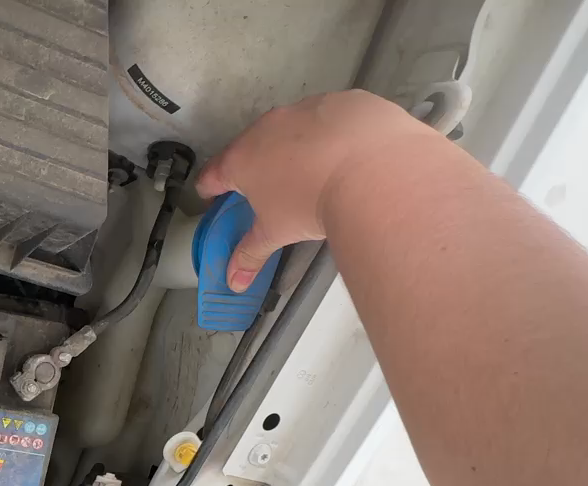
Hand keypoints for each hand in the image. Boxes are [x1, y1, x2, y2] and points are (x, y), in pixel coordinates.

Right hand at [196, 90, 446, 290]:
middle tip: (267, 191)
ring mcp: (308, 108)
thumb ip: (249, 256)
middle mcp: (269, 127)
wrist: (376, 172)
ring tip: (310, 173)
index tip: (217, 199)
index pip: (211, 174)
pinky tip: (343, 156)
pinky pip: (330, 118)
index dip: (211, 190)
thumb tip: (235, 283)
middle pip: (250, 147)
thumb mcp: (274, 234)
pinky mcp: (346, 100)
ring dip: (293, 148)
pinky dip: (331, 134)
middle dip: (254, 168)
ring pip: (291, 129)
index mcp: (241, 159)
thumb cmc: (310, 203)